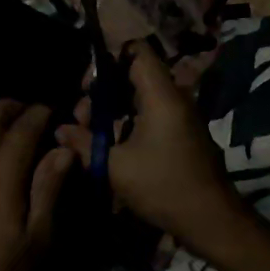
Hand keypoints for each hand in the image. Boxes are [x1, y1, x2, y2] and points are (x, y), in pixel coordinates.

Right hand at [54, 42, 242, 241]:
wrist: (209, 219)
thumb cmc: (163, 186)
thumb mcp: (116, 166)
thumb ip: (86, 144)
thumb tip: (60, 130)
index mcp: (162, 96)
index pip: (138, 52)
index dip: (109, 59)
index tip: (88, 85)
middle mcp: (175, 100)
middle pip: (136, 77)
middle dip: (104, 92)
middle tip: (82, 117)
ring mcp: (181, 119)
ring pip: (142, 101)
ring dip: (114, 113)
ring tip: (91, 135)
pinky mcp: (182, 137)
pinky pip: (152, 119)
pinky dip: (130, 125)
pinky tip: (111, 147)